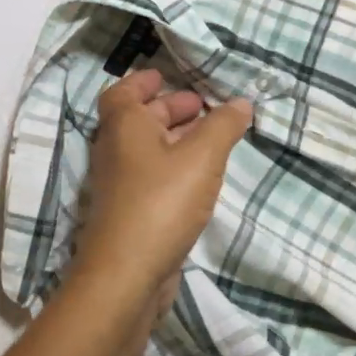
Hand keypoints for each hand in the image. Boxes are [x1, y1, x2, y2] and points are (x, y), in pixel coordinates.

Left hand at [74, 69, 253, 303]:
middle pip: (139, 119)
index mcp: (124, 126)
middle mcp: (115, 150)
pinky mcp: (129, 215)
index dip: (144, 82)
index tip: (168, 77)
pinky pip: (152, 178)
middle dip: (171, 110)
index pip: (125, 92)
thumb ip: (223, 126)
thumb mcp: (202, 157)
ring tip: (212, 141)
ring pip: (147, 151)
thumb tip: (241, 102)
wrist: (125, 278)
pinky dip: (174, 169)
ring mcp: (120, 186)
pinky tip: (201, 180)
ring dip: (175, 141)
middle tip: (205, 108)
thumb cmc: (161, 203)